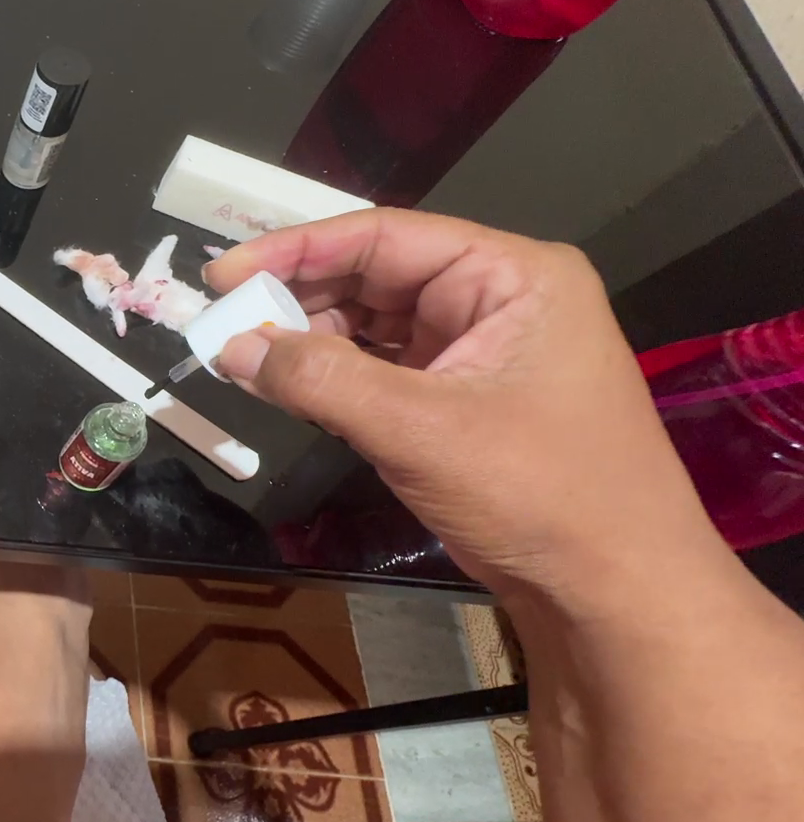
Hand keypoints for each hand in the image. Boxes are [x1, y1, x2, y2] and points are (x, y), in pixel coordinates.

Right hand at [203, 209, 720, 606]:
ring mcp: (463, 351)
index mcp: (506, 278)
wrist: (602, 583)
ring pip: (360, 325)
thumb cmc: (535, 489)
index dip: (294, 249)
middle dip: (290, 297)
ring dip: (298, 339)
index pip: (382, 238)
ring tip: (235, 354)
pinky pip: (364, 369)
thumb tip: (229, 348)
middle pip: (366, 278)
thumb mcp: (417, 428)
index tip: (222, 276)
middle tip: (218, 320)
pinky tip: (274, 384)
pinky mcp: (441, 397)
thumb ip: (318, 381)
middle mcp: (485, 301)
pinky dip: (317, 376)